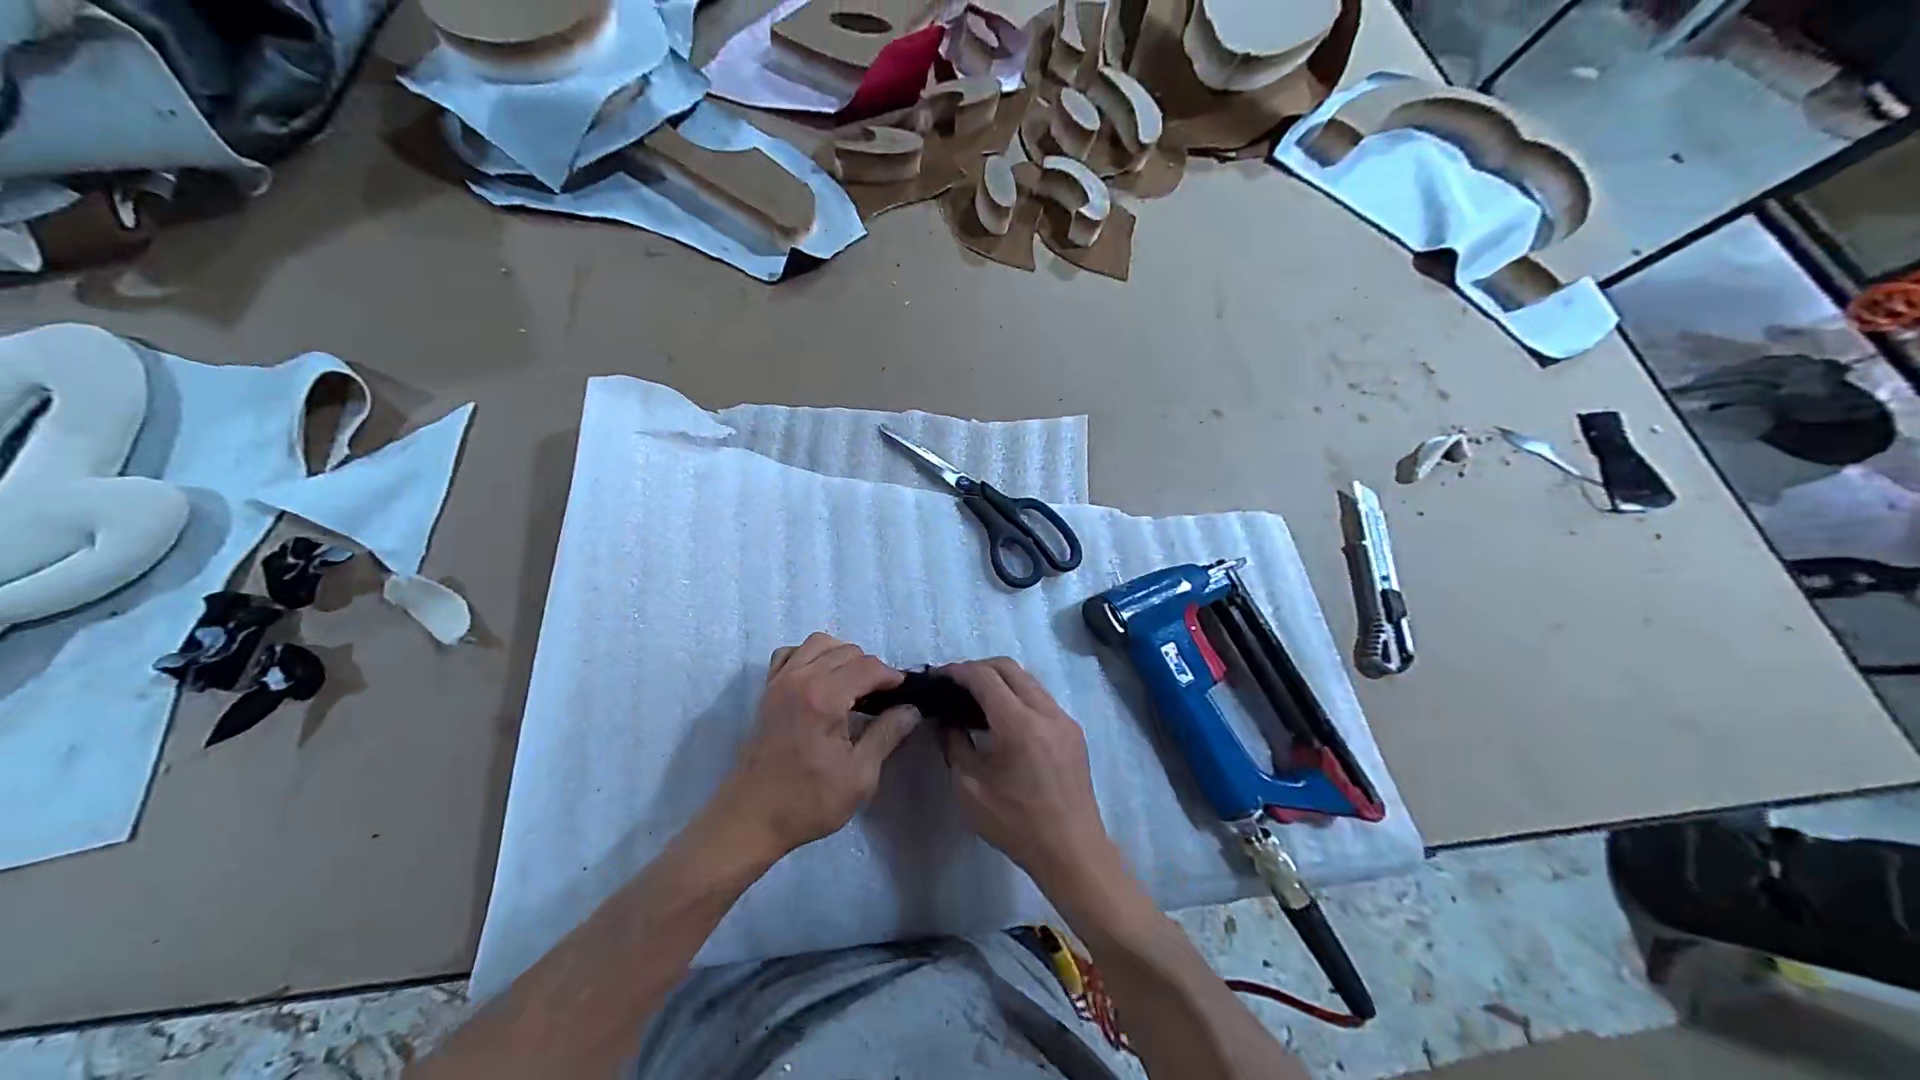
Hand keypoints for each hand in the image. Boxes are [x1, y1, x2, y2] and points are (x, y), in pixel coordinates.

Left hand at [713, 633, 918, 859]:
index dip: (892, 677)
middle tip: (882, 697)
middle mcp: (800, 678)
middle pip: (846, 650)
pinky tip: (821, 680)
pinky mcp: (767, 691)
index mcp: (824, 697)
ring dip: (842, 656)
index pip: (868, 667)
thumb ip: (887, 734)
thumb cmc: (809, 801)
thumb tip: (910, 709)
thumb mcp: (860, 775)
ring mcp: (779, 681)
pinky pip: (791, 653)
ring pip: (819, 643)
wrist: (751, 818)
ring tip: (854, 686)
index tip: (904, 694)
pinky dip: (811, 657)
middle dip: (870, 668)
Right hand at [939, 658, 1117, 890]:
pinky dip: (1018, 697)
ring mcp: (1064, 720)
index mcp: (1019, 724)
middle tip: (954, 684)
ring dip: (1000, 681)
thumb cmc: (1016, 824)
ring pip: (1028, 681)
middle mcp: (1046, 712)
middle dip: (978, 668)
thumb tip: (946, 721)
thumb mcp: (970, 788)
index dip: (958, 671)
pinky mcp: (1073, 732)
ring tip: (975, 700)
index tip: (938, 677)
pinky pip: (1042, 699)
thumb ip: (955, 745)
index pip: (985, 678)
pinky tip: (1002, 720)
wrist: (1071, 851)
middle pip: (1009, 669)